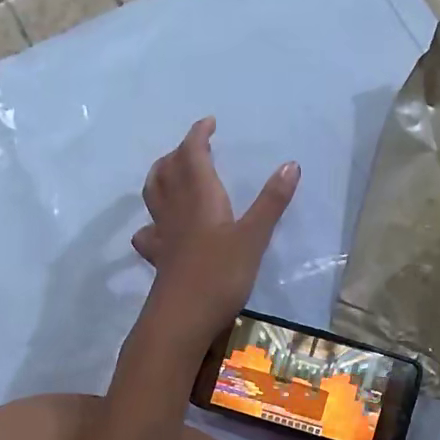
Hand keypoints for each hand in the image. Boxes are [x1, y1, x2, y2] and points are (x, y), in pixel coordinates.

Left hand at [131, 117, 298, 344]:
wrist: (184, 316)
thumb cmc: (222, 274)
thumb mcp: (254, 236)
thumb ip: (271, 202)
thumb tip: (291, 164)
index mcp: (200, 197)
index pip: (192, 154)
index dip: (198, 135)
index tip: (209, 123)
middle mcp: (177, 209)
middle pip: (168, 170)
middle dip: (180, 152)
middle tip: (195, 147)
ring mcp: (164, 234)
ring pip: (154, 194)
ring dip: (161, 175)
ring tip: (171, 171)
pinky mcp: (159, 258)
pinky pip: (148, 232)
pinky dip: (151, 222)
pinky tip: (158, 229)